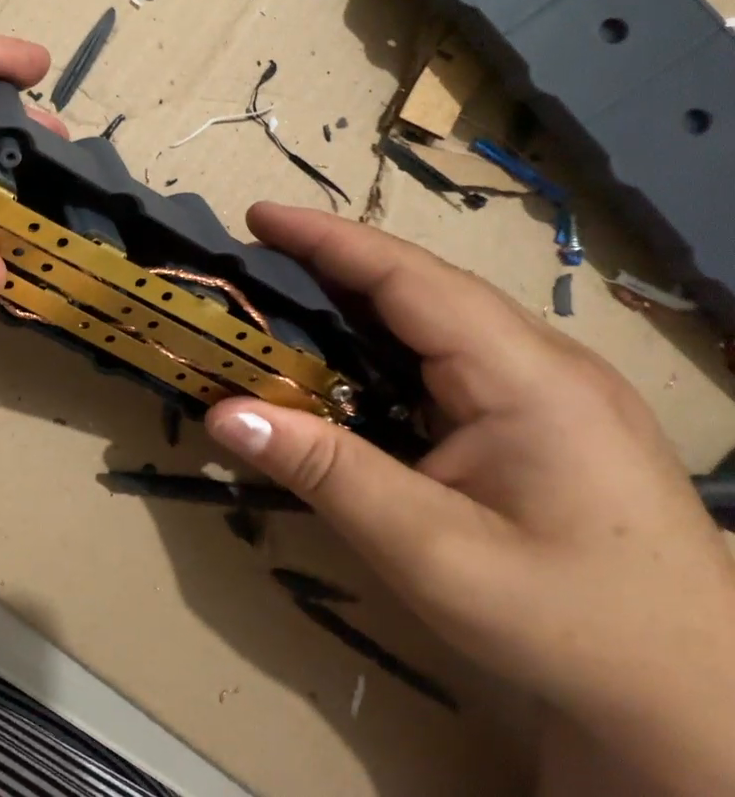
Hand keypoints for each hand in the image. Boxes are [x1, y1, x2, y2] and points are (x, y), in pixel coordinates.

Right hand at [200, 204, 734, 791]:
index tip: (255, 216)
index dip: (329, 241)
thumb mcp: (430, 550)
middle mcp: (545, 367)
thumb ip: (324, 471)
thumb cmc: (566, 618)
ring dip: (354, 300)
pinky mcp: (542, 421)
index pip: (412, 281)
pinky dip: (379, 342)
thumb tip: (222, 410)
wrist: (693, 694)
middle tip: (248, 254)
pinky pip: (447, 358)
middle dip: (333, 260)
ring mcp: (551, 392)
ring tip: (277, 295)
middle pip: (424, 288)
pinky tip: (341, 361)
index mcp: (527, 380)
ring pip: (436, 321)